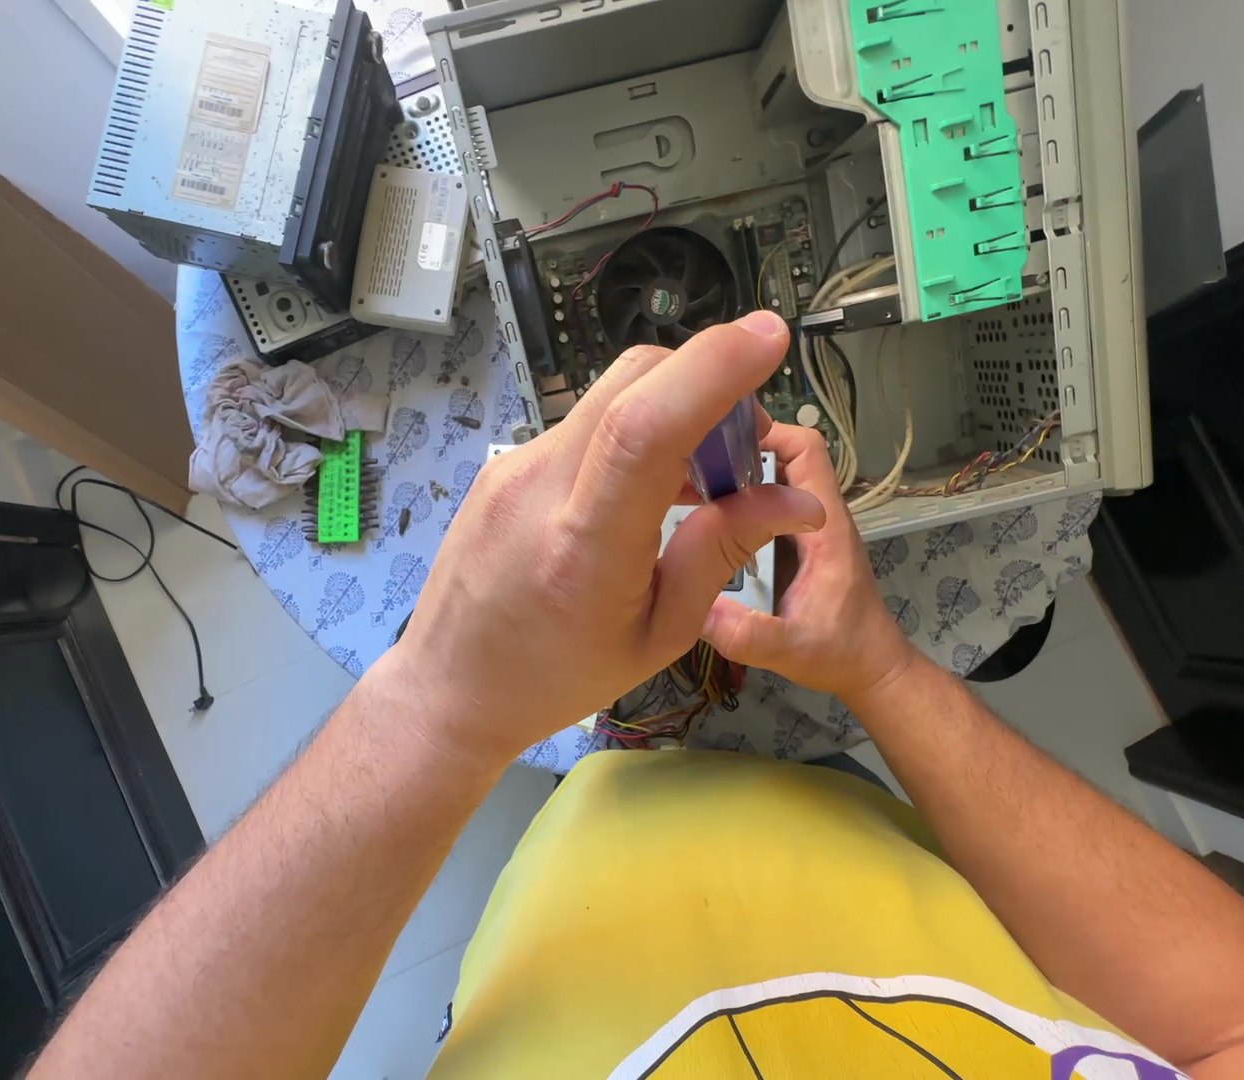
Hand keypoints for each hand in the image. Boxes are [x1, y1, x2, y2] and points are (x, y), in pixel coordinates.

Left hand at [381, 311, 827, 763]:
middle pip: (633, 380)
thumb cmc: (558, 678)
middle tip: (743, 448)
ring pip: (611, 395)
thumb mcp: (657, 634)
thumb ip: (720, 553)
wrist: (451, 685)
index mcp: (584, 545)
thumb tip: (792, 502)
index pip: (644, 426)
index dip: (712, 369)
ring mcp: (513, 467)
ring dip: (674, 410)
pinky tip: (649, 485)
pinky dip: (634, 432)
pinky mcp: (505, 465)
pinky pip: (585, 423)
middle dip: (708, 385)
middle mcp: (539, 486)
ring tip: (701, 478)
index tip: (770, 338)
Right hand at [701, 424, 920, 701]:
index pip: (805, 451)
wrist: (871, 668)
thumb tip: (693, 611)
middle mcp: (817, 514)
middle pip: (784, 454)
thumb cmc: (842, 654)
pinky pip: (766, 502)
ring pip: (773, 476)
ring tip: (687, 486)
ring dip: (735, 472)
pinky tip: (703, 518)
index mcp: (824, 526)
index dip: (766, 433)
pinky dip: (737, 498)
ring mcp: (806, 525)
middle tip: (688, 465)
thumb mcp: (792, 650)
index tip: (716, 443)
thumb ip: (749, 634)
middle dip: (738, 449)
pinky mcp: (795, 539)